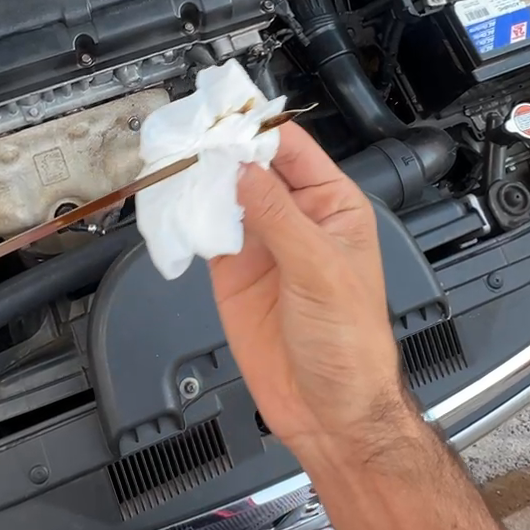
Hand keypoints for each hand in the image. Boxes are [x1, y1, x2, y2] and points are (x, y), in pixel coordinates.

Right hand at [209, 125, 411, 470]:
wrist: (327, 412)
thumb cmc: (351, 344)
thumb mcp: (319, 271)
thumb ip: (278, 217)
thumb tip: (244, 169)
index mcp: (331, 206)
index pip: (292, 149)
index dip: (259, 128)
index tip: (226, 117)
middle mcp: (294, 217)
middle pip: (253, 165)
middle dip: (223, 149)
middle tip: (192, 136)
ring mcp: (261, 242)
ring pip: (225, 193)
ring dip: (202, 179)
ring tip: (178, 164)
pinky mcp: (232, 268)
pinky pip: (206, 228)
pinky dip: (188, 215)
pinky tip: (177, 206)